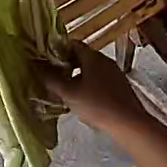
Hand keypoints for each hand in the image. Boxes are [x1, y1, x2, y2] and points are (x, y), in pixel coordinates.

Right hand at [36, 42, 151, 135]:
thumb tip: (37, 67)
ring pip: (91, 69)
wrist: (128, 122)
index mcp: (92, 57)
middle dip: (67, 65)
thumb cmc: (96, 105)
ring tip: (67, 92)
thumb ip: (51, 79)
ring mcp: (115, 72)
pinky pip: (101, 79)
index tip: (48, 61)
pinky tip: (85, 100)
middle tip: (55, 78)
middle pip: (82, 56)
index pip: (73, 44)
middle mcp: (105, 60)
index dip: (58, 50)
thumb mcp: (69, 93)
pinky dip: (90, 85)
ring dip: (78, 76)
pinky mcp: (120, 85)